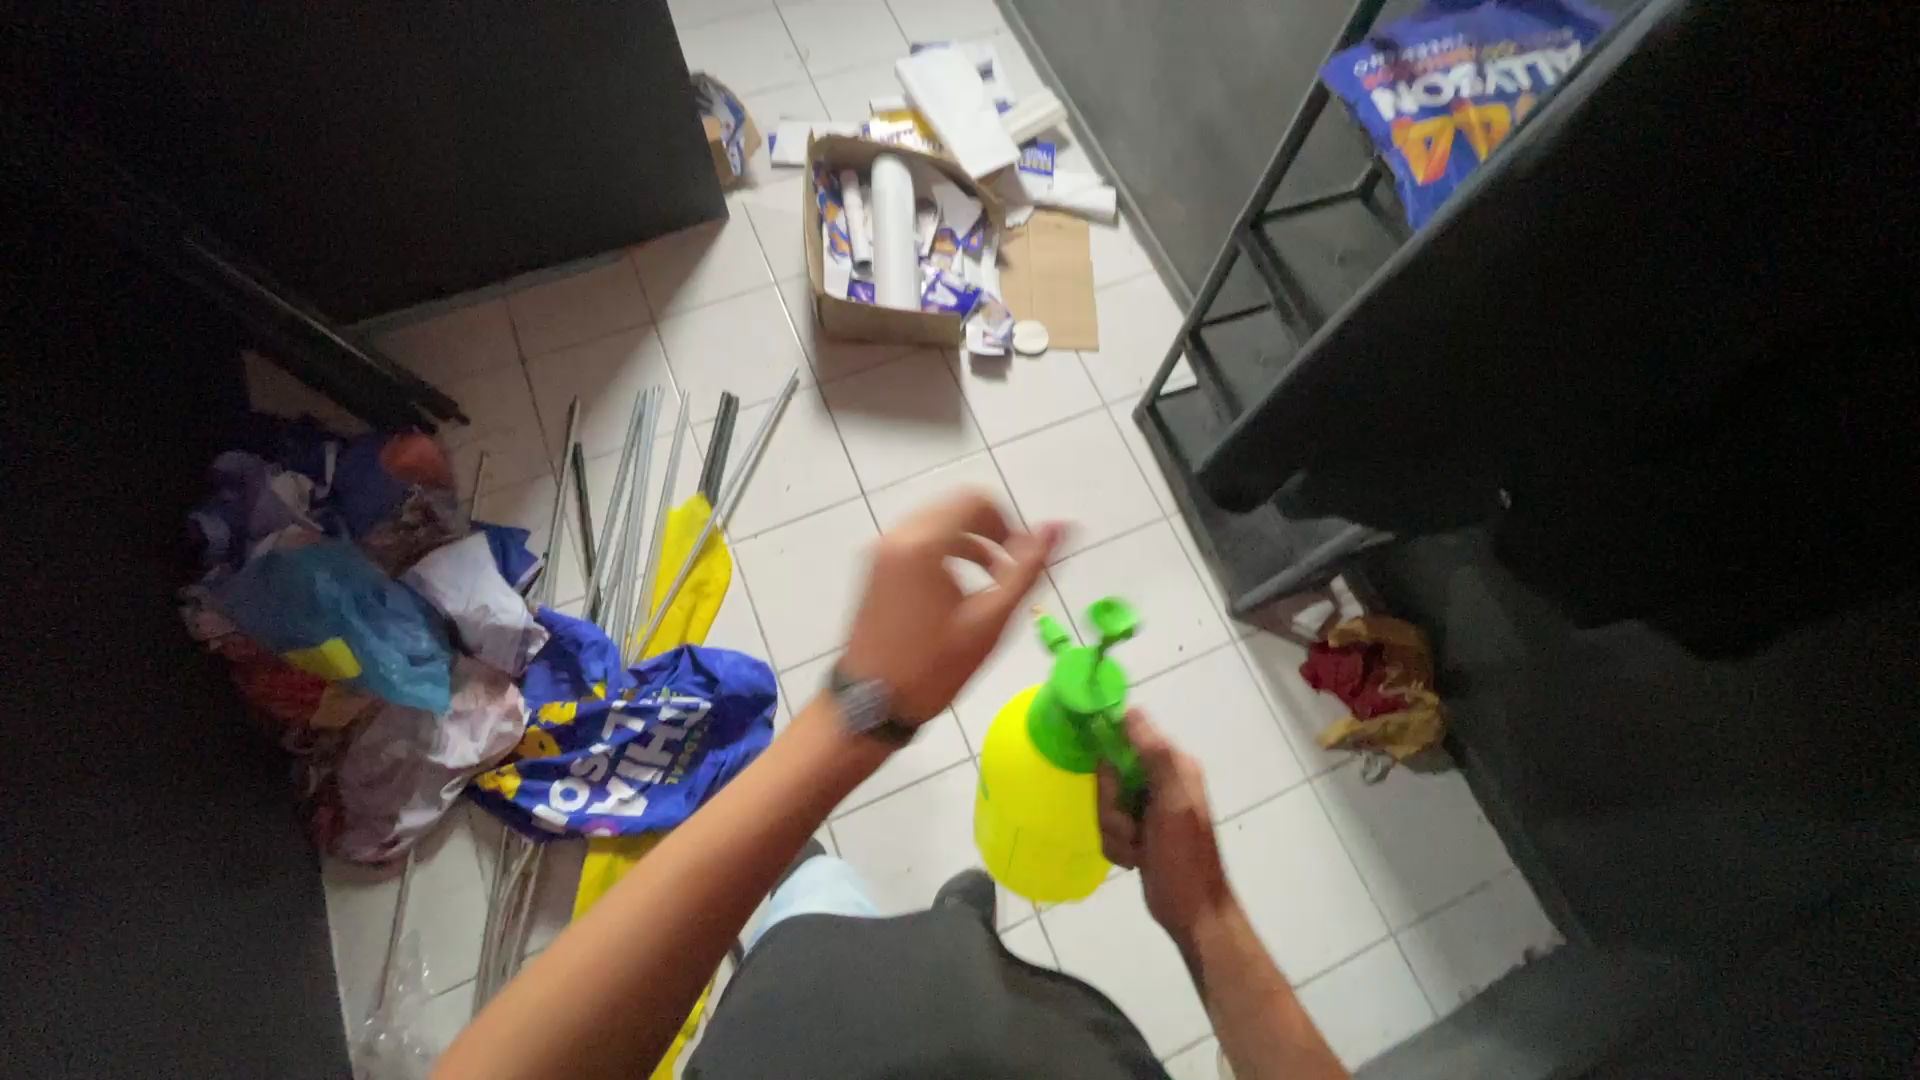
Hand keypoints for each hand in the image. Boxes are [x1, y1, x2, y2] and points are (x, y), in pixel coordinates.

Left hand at [839, 490, 1063, 724]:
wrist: (871, 705)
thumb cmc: (934, 668)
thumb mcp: (990, 621)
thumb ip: (1027, 569)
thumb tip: (1060, 526)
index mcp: (924, 543)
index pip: (977, 501)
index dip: (1009, 525)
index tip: (1020, 562)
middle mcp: (897, 535)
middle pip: (956, 507)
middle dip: (991, 534)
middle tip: (1008, 574)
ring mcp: (880, 550)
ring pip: (937, 523)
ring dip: (970, 543)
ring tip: (990, 584)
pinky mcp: (874, 567)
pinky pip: (917, 540)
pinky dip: (944, 551)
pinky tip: (959, 590)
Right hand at [1099, 710, 1236, 938]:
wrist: (1194, 914)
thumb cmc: (1184, 856)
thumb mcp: (1173, 800)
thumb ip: (1155, 754)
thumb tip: (1129, 711)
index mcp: (1173, 764)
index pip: (1128, 733)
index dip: (1110, 750)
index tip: (1108, 777)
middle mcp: (1159, 779)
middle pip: (1108, 772)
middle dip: (1112, 805)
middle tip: (1132, 826)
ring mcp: (1147, 806)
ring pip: (1104, 802)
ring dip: (1114, 830)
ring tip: (1137, 849)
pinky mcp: (1136, 830)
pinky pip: (1107, 826)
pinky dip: (1116, 846)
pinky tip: (1136, 860)